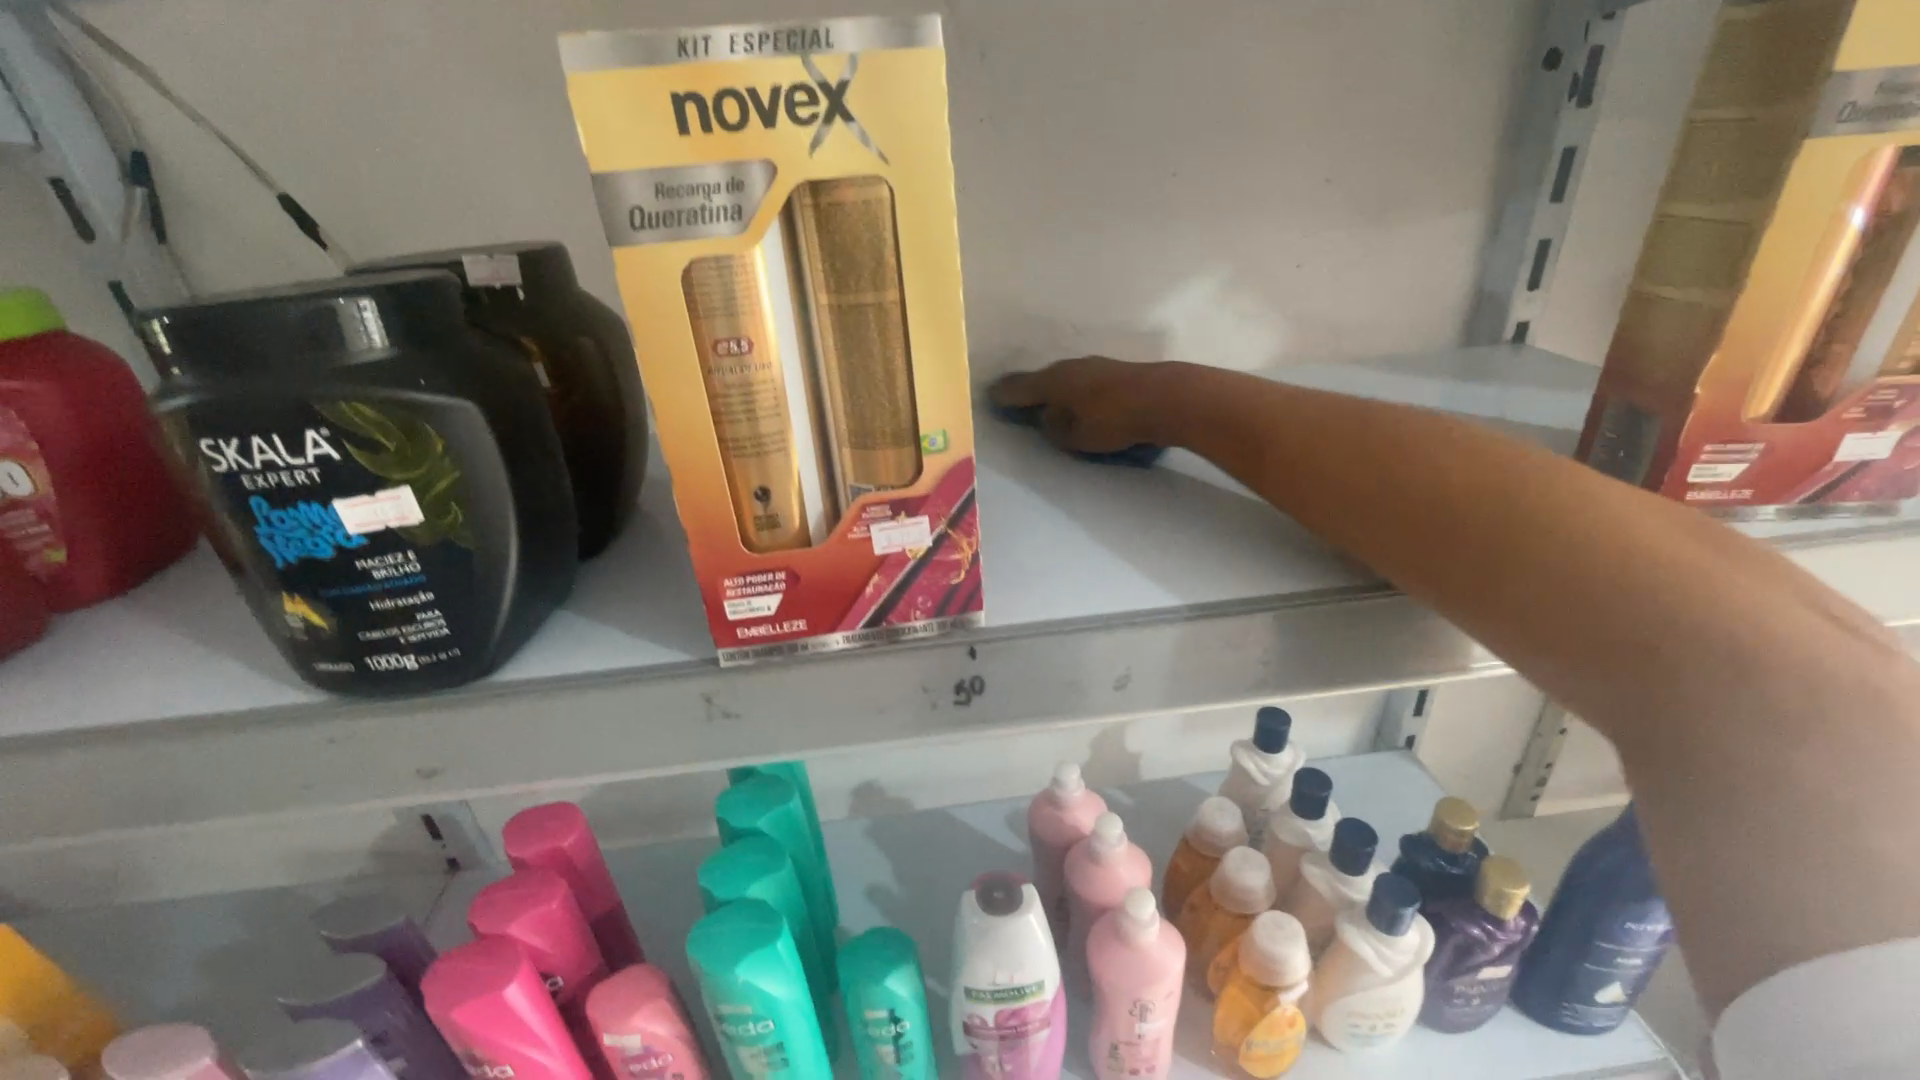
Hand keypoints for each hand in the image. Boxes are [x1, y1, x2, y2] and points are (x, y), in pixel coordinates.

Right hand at [988, 357, 1171, 453]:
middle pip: (1041, 379)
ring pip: (1064, 378)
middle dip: (1027, 390)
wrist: (1167, 398)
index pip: (1019, 388)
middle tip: (1012, 400)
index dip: (1004, 395)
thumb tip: (1048, 419)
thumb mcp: (1077, 435)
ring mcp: (1094, 365)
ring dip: (1053, 389)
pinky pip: (1083, 382)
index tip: (989, 398)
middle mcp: (1069, 367)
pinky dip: (1073, 390)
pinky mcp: (1114, 371)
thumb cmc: (1115, 419)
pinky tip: (1077, 400)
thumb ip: (1056, 429)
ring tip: (1045, 401)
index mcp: (1054, 381)